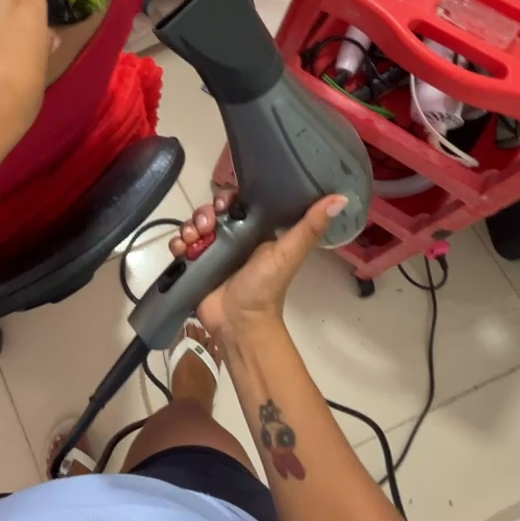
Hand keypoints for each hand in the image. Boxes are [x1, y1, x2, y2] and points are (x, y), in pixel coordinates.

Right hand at [183, 193, 348, 339]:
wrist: (238, 323)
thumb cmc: (265, 288)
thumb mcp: (288, 253)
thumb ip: (310, 227)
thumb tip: (342, 198)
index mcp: (254, 231)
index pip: (236, 202)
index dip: (227, 197)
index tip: (223, 204)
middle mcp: (231, 237)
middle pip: (210, 211)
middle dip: (203, 213)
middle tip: (205, 226)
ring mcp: (210, 251)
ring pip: (193, 225)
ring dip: (188, 228)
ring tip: (192, 241)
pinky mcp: (193, 264)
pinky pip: (180, 245)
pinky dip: (177, 244)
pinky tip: (181, 251)